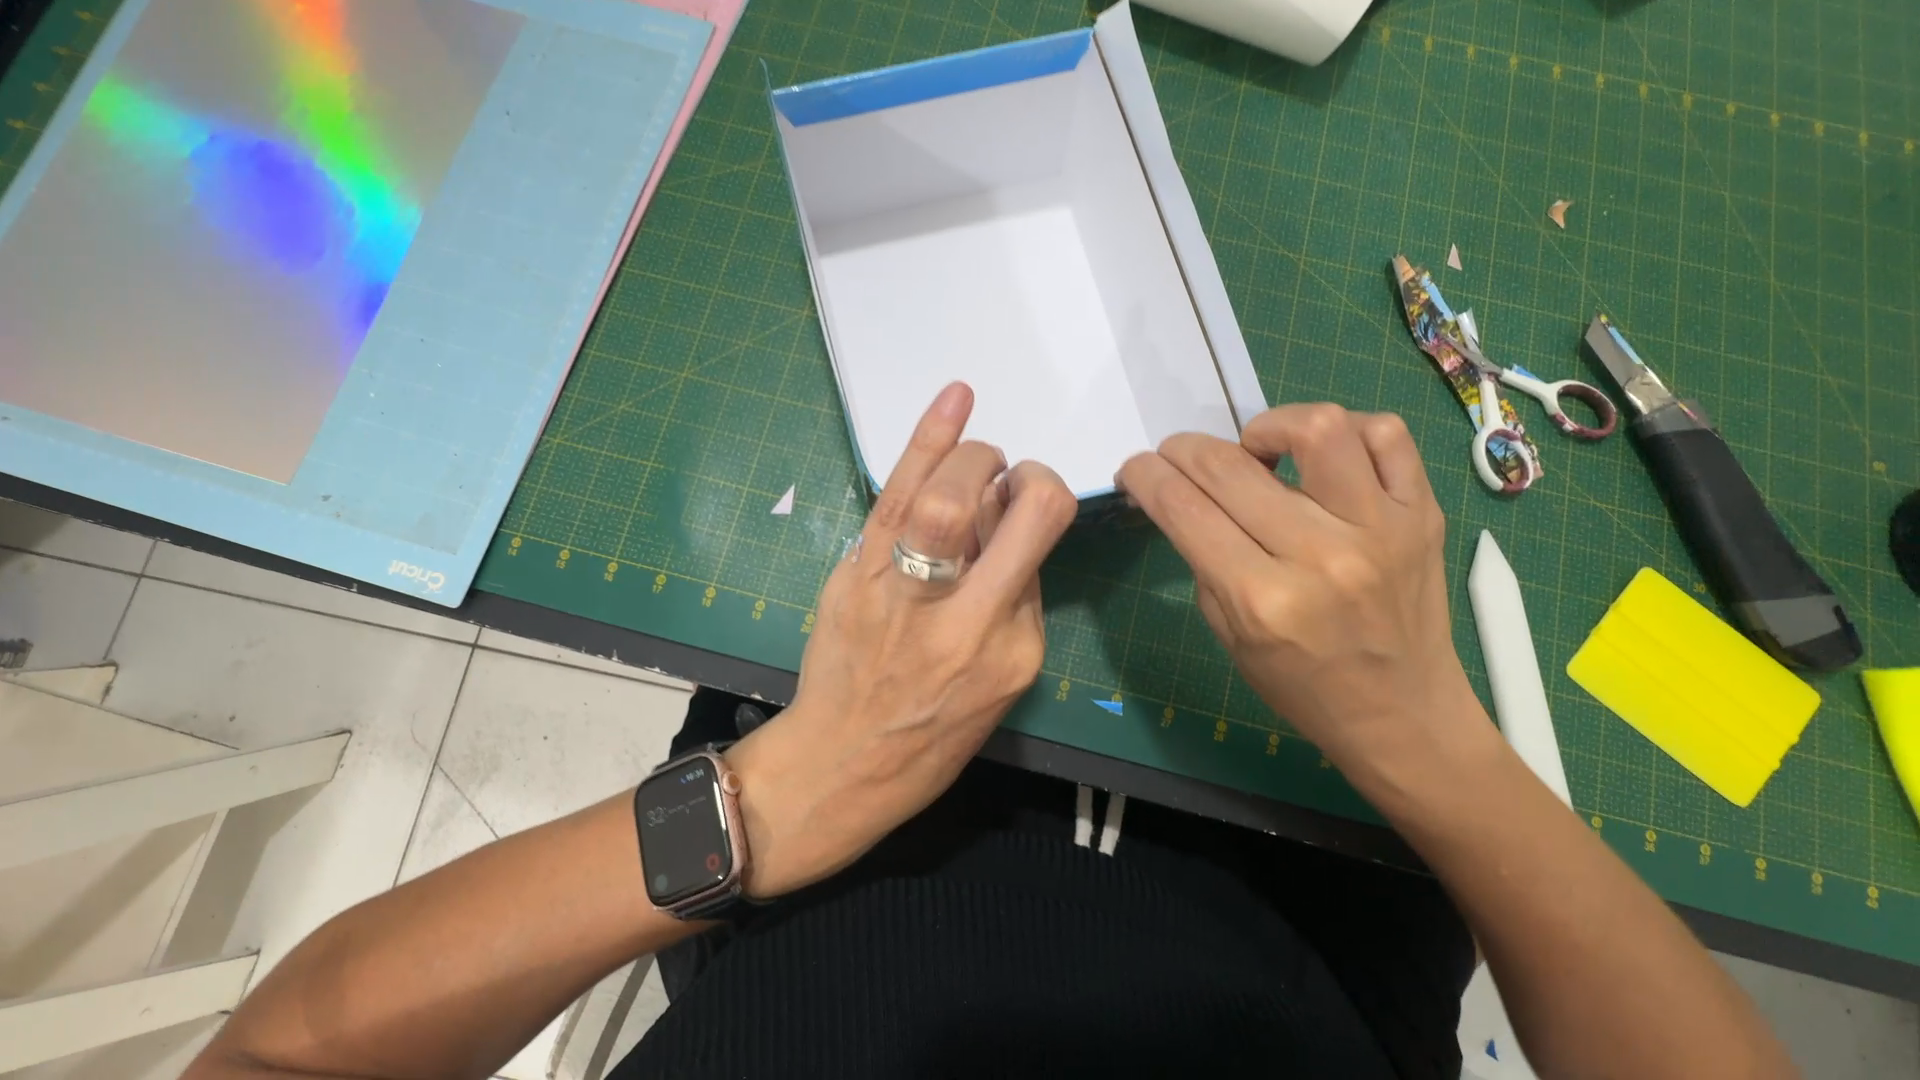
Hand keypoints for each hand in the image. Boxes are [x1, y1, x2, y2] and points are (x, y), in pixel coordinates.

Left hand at [725, 382, 1077, 898]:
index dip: (1040, 493)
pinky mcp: (851, 578)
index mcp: (1010, 646)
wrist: (843, 767)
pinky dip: (925, 442)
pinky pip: (891, 498)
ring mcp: (898, 595)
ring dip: (967, 455)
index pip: (1043, 529)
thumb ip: (1014, 596)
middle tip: (998, 477)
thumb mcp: (1002, 679)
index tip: (1022, 499)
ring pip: (940, 496)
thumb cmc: (933, 737)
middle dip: (1008, 469)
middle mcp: (961, 617)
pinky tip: (954, 400)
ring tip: (977, 453)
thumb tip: (1009, 516)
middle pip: (1003, 506)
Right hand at [1116, 404, 1480, 779]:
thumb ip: (1205, 562)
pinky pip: (1387, 436)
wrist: (1403, 715)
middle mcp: (1320, 556)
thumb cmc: (1305, 686)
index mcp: (1262, 600)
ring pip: (1318, 429)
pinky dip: (1347, 430)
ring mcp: (1380, 528)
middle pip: (1229, 466)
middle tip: (1177, 457)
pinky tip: (1323, 458)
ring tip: (1258, 450)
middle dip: (1182, 450)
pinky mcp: (1421, 514)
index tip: (1136, 469)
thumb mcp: (1230, 638)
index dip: (1146, 476)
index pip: (1184, 508)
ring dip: (1268, 426)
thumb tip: (1181, 499)